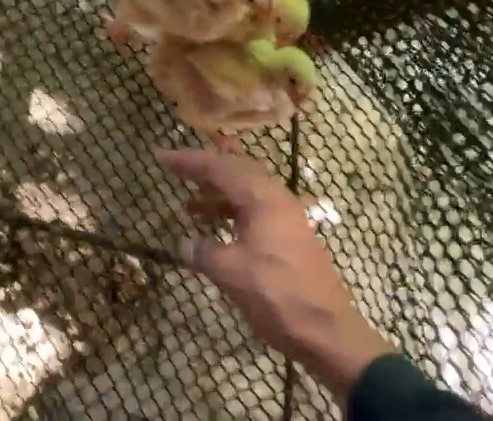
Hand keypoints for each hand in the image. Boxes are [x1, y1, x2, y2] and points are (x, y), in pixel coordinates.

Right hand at [157, 148, 392, 402]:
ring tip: (190, 206)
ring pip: (247, 193)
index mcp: (263, 200)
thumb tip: (185, 244)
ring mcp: (288, 221)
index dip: (187, 161)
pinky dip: (231, 213)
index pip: (219, 168)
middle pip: (236, 172)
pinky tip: (217, 231)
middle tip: (176, 170)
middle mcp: (277, 201)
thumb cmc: (279, 296)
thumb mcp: (231, 273)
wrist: (332, 336)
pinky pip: (255, 212)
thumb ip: (203, 252)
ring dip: (217, 195)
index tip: (161, 157)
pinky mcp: (292, 240)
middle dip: (204, 170)